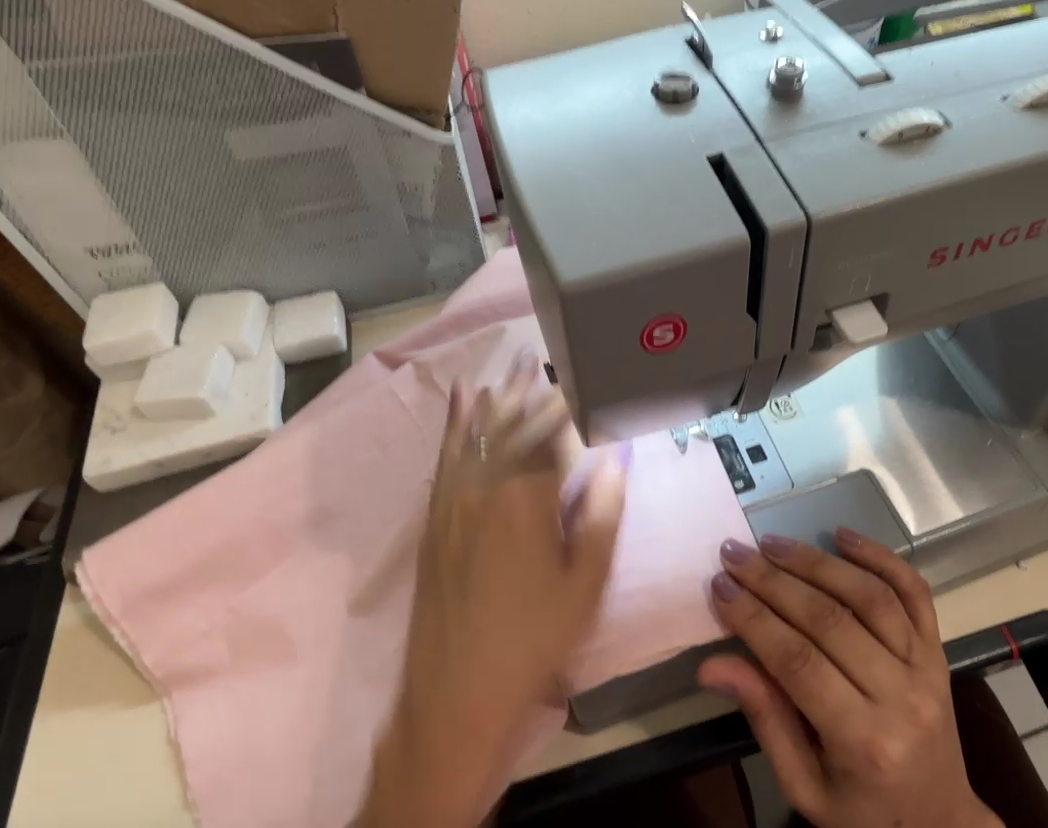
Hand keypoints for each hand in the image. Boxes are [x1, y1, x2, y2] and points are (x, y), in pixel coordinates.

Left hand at [360, 352, 625, 827]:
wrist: (457, 689)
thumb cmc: (533, 638)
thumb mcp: (584, 583)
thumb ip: (600, 516)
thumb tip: (612, 461)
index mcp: (528, 499)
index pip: (550, 436)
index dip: (563, 404)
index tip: (575, 374)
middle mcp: (486, 487)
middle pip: (510, 426)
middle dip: (527, 391)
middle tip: (539, 358)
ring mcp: (454, 500)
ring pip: (476, 434)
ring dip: (494, 400)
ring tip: (508, 368)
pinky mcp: (434, 517)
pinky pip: (446, 456)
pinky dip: (454, 425)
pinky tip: (460, 405)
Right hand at [699, 528, 1001, 827]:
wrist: (940, 824)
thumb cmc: (861, 812)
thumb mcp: (803, 785)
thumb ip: (764, 718)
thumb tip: (711, 665)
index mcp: (863, 742)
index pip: (798, 662)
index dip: (754, 618)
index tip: (719, 585)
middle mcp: (901, 697)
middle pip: (831, 620)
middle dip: (774, 581)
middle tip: (734, 554)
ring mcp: (927, 668)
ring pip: (870, 597)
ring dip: (817, 562)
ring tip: (773, 543)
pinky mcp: (939, 651)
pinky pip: (914, 592)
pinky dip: (881, 557)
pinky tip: (843, 534)